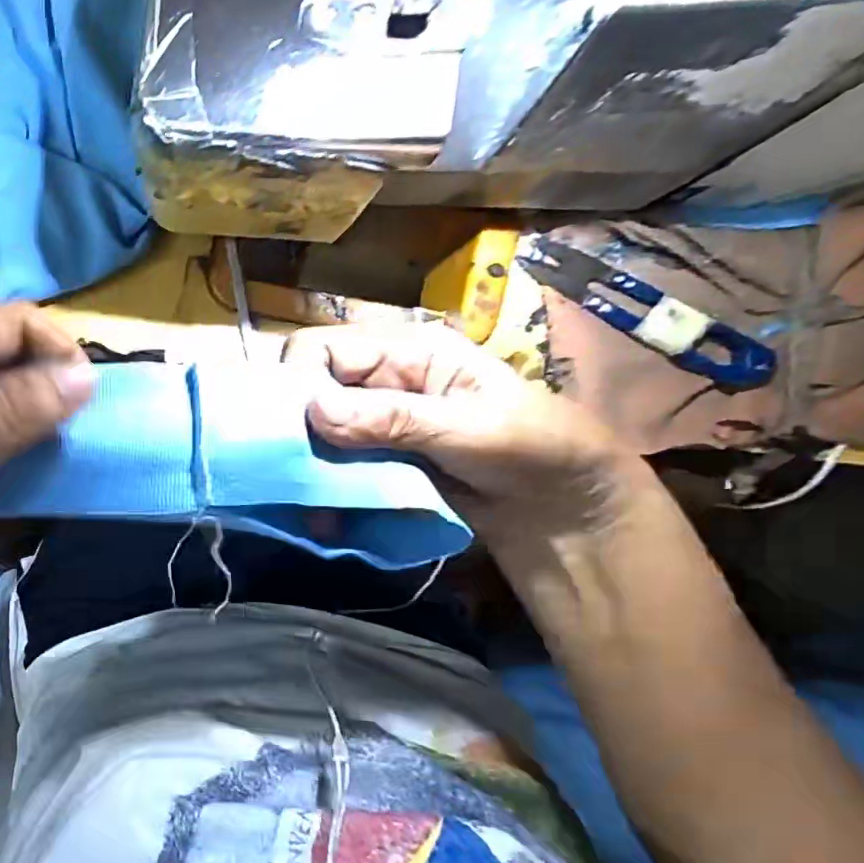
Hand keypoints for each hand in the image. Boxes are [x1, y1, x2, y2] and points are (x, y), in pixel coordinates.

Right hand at [283, 324, 643, 543]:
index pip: (323, 349)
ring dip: (305, 463)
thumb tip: (315, 411)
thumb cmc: (538, 451)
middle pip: (307, 390)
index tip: (300, 425)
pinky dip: (320, 487)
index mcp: (407, 353)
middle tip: (296, 467)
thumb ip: (394, 419)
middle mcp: (380, 382)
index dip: (300, 379)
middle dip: (295, 427)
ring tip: (310, 502)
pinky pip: (328, 465)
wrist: (567, 513)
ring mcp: (372, 425)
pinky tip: (324, 512)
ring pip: (311, 432)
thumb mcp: (472, 428)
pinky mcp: (370, 461)